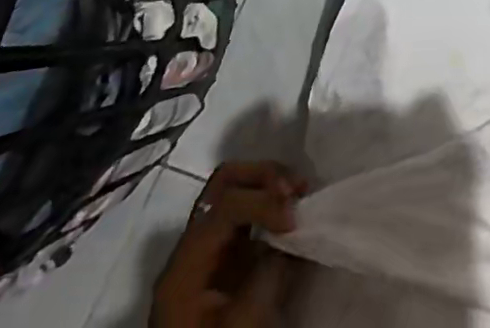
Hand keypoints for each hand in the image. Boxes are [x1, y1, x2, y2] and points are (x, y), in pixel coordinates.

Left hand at [151, 161, 306, 327]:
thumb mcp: (243, 323)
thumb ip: (267, 275)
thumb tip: (294, 237)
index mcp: (186, 265)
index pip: (224, 205)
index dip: (264, 202)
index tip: (295, 222)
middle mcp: (194, 249)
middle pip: (224, 183)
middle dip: (265, 176)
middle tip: (298, 192)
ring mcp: (211, 254)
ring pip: (237, 191)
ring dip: (272, 185)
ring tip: (302, 198)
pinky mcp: (229, 264)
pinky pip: (250, 217)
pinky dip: (275, 206)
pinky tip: (297, 219)